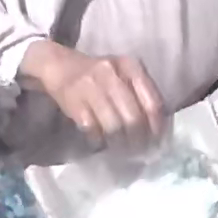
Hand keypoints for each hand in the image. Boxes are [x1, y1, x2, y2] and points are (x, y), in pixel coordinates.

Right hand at [20, 41, 166, 148]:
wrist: (61, 67)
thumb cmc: (98, 75)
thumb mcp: (122, 74)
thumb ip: (140, 93)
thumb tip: (156, 127)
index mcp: (130, 66)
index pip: (152, 102)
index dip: (156, 127)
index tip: (156, 142)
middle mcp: (113, 74)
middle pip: (133, 118)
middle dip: (138, 140)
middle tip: (138, 152)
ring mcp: (92, 88)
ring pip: (114, 127)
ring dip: (119, 144)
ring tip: (121, 151)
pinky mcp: (75, 103)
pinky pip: (93, 129)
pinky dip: (98, 140)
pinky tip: (100, 143)